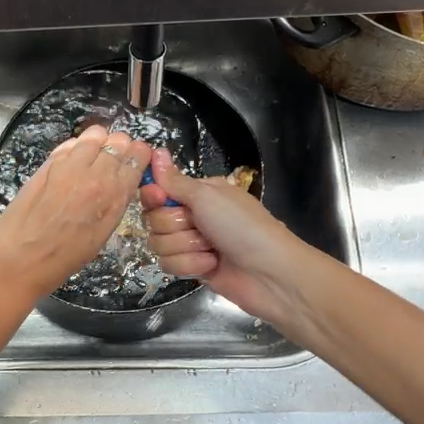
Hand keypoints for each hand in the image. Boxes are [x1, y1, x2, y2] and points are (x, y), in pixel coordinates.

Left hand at [0, 124, 153, 299]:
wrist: (19, 260)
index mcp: (114, 196)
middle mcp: (95, 175)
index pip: (137, 157)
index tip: (135, 159)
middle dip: (120, 147)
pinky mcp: (47, 164)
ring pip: (94, 135)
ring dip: (98, 142)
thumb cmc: (62, 258)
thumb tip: (118, 185)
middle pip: (118, 141)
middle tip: (113, 158)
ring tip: (92, 156)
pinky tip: (72, 160)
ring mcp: (69, 166)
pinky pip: (69, 143)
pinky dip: (75, 147)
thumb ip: (113, 204)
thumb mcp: (101, 234)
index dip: (138, 155)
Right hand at [140, 147, 307, 324]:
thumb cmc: (242, 226)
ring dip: (185, 247)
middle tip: (200, 227)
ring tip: (211, 249)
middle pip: (154, 219)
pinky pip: (168, 265)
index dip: (154, 196)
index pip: (158, 190)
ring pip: (159, 244)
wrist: (269, 272)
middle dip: (175, 226)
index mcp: (198, 193)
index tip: (160, 199)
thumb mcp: (207, 196)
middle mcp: (192, 215)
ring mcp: (191, 243)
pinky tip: (211, 265)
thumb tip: (155, 151)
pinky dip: (190, 265)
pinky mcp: (192, 267)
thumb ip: (175, 180)